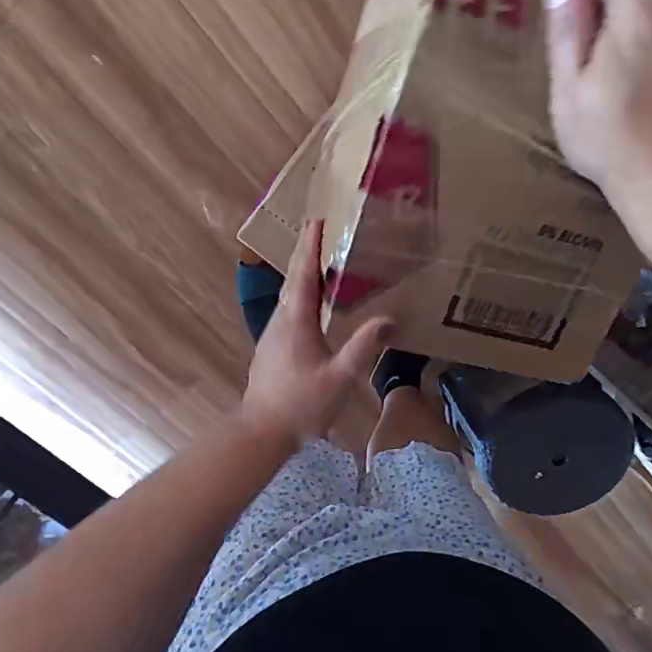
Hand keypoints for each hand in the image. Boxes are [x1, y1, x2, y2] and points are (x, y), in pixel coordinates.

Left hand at [241, 219, 392, 441]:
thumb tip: (389, 319)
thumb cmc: (302, 404)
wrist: (262, 431)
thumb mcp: (340, 377)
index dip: (311, 246)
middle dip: (306, 252)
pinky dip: (301, 294)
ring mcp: (272, 334)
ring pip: (288, 295)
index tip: (317, 220)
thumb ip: (363, 347)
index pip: (304, 275)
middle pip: (293, 279)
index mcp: (296, 322)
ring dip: (302, 273)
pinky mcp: (272, 347)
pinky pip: (288, 310)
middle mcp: (280, 321)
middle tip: (319, 229)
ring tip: (321, 258)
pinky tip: (313, 302)